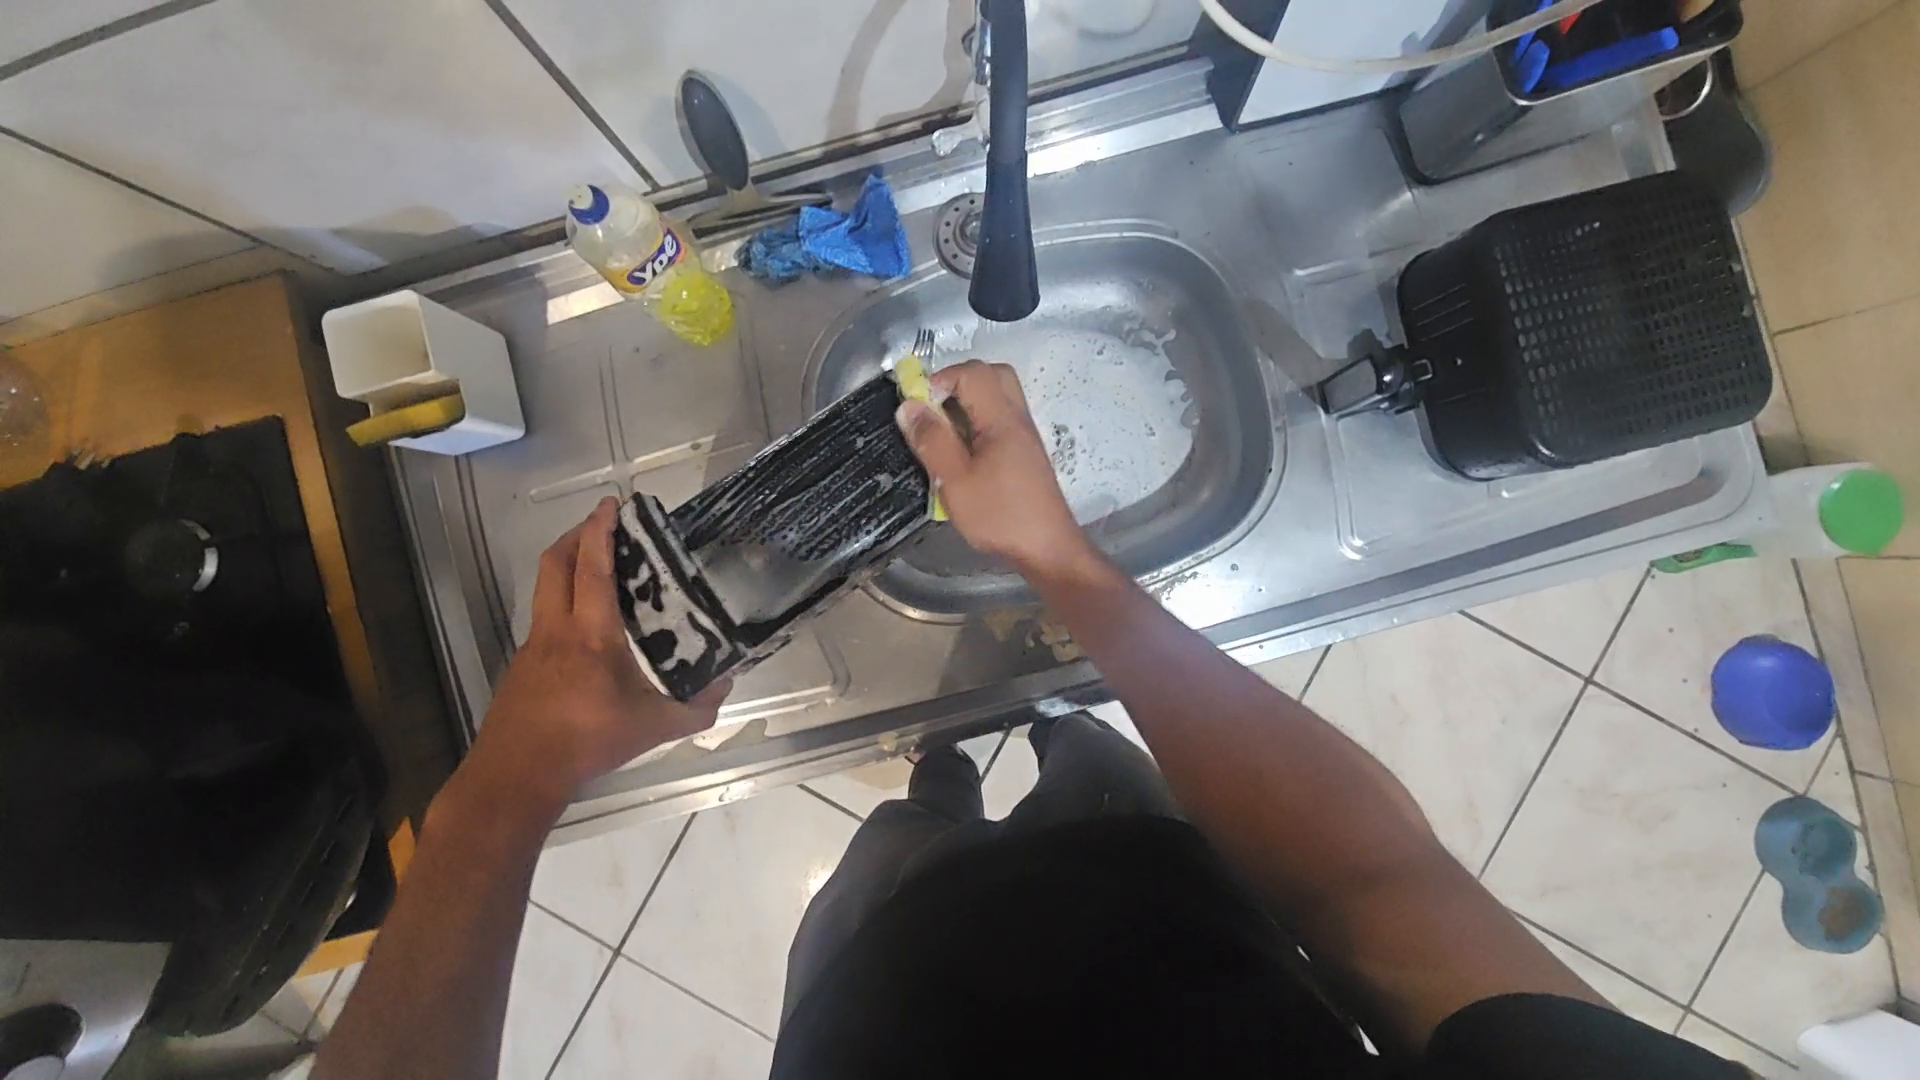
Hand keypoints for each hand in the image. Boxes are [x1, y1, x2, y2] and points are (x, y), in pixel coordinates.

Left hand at [467, 497, 729, 810]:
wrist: (518, 773)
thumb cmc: (587, 742)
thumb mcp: (654, 728)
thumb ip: (696, 707)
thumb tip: (727, 684)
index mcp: (591, 635)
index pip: (594, 569)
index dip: (601, 532)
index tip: (612, 505)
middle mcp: (557, 629)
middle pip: (556, 564)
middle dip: (577, 535)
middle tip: (604, 523)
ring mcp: (535, 645)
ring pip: (545, 587)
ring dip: (567, 564)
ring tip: (598, 564)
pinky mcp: (524, 663)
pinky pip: (545, 616)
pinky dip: (564, 600)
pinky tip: (588, 624)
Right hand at [895, 360, 1095, 579]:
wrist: (1047, 549)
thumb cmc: (1000, 516)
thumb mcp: (955, 480)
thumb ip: (932, 440)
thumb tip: (909, 405)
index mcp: (1002, 418)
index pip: (972, 372)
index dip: (940, 380)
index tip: (919, 409)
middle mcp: (1018, 419)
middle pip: (992, 376)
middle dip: (957, 384)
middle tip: (934, 413)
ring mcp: (1025, 436)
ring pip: (997, 398)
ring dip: (967, 405)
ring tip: (944, 435)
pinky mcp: (1025, 454)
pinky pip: (1000, 421)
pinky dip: (978, 425)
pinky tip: (963, 455)